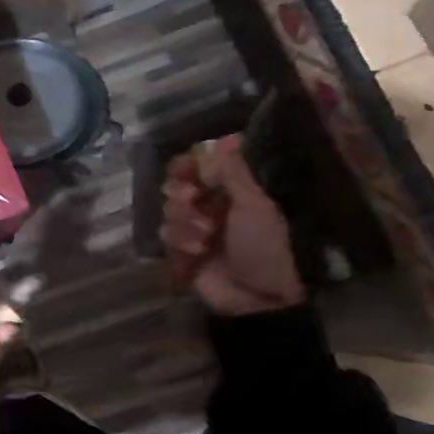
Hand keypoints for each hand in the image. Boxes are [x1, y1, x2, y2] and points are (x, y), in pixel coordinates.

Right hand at [162, 135, 305, 316]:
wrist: (264, 297)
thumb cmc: (268, 245)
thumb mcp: (255, 204)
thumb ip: (233, 171)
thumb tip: (226, 136)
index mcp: (234, 189)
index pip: (199, 165)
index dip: (187, 165)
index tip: (188, 169)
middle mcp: (213, 204)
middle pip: (177, 185)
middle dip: (180, 193)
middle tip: (191, 200)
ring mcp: (196, 228)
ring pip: (168, 211)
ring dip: (183, 221)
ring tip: (204, 236)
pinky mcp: (182, 252)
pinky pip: (165, 236)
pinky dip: (179, 242)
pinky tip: (197, 252)